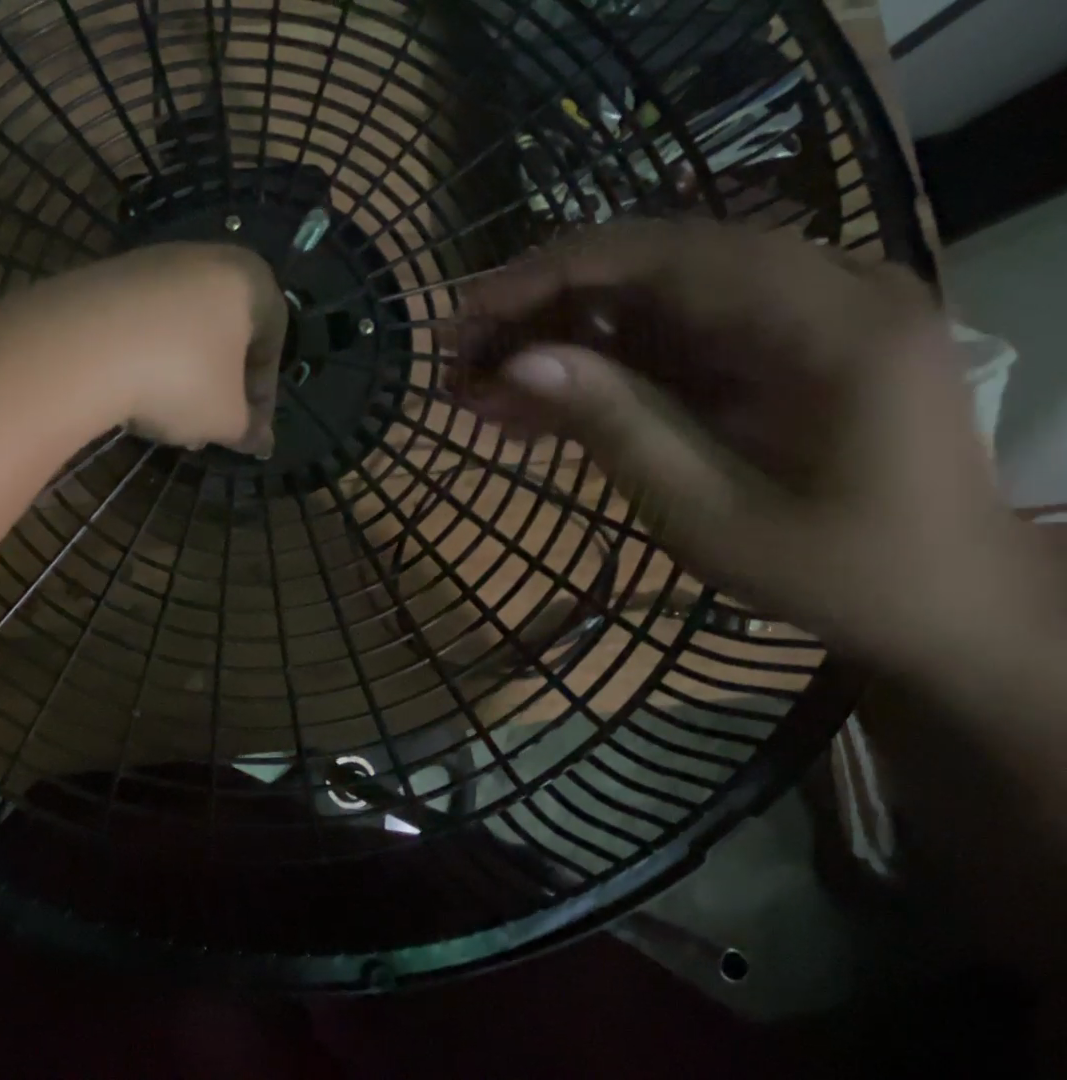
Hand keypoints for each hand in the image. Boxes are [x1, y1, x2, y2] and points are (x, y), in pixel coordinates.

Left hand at [0, 242, 285, 455]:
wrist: (82, 346)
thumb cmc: (179, 378)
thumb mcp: (224, 417)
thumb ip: (247, 429)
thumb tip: (261, 442)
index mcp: (250, 280)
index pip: (273, 339)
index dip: (262, 393)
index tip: (246, 429)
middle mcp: (205, 258)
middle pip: (222, 330)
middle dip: (216, 385)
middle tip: (203, 426)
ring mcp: (150, 263)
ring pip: (178, 327)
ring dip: (177, 374)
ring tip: (161, 417)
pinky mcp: (104, 276)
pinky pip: (138, 322)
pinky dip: (141, 356)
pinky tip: (126, 393)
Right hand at [458, 220, 1055, 670]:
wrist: (945, 604)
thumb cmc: (837, 572)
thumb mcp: (708, 513)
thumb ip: (614, 426)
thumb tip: (511, 364)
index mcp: (833, 322)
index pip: (666, 255)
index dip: (549, 275)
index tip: (463, 318)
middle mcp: (827, 287)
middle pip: (652, 262)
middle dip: (542, 308)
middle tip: (460, 363)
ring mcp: (807, 310)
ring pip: (650, 295)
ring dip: (559, 339)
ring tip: (481, 394)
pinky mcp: (782, 339)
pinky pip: (671, 331)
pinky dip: (599, 364)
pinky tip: (537, 405)